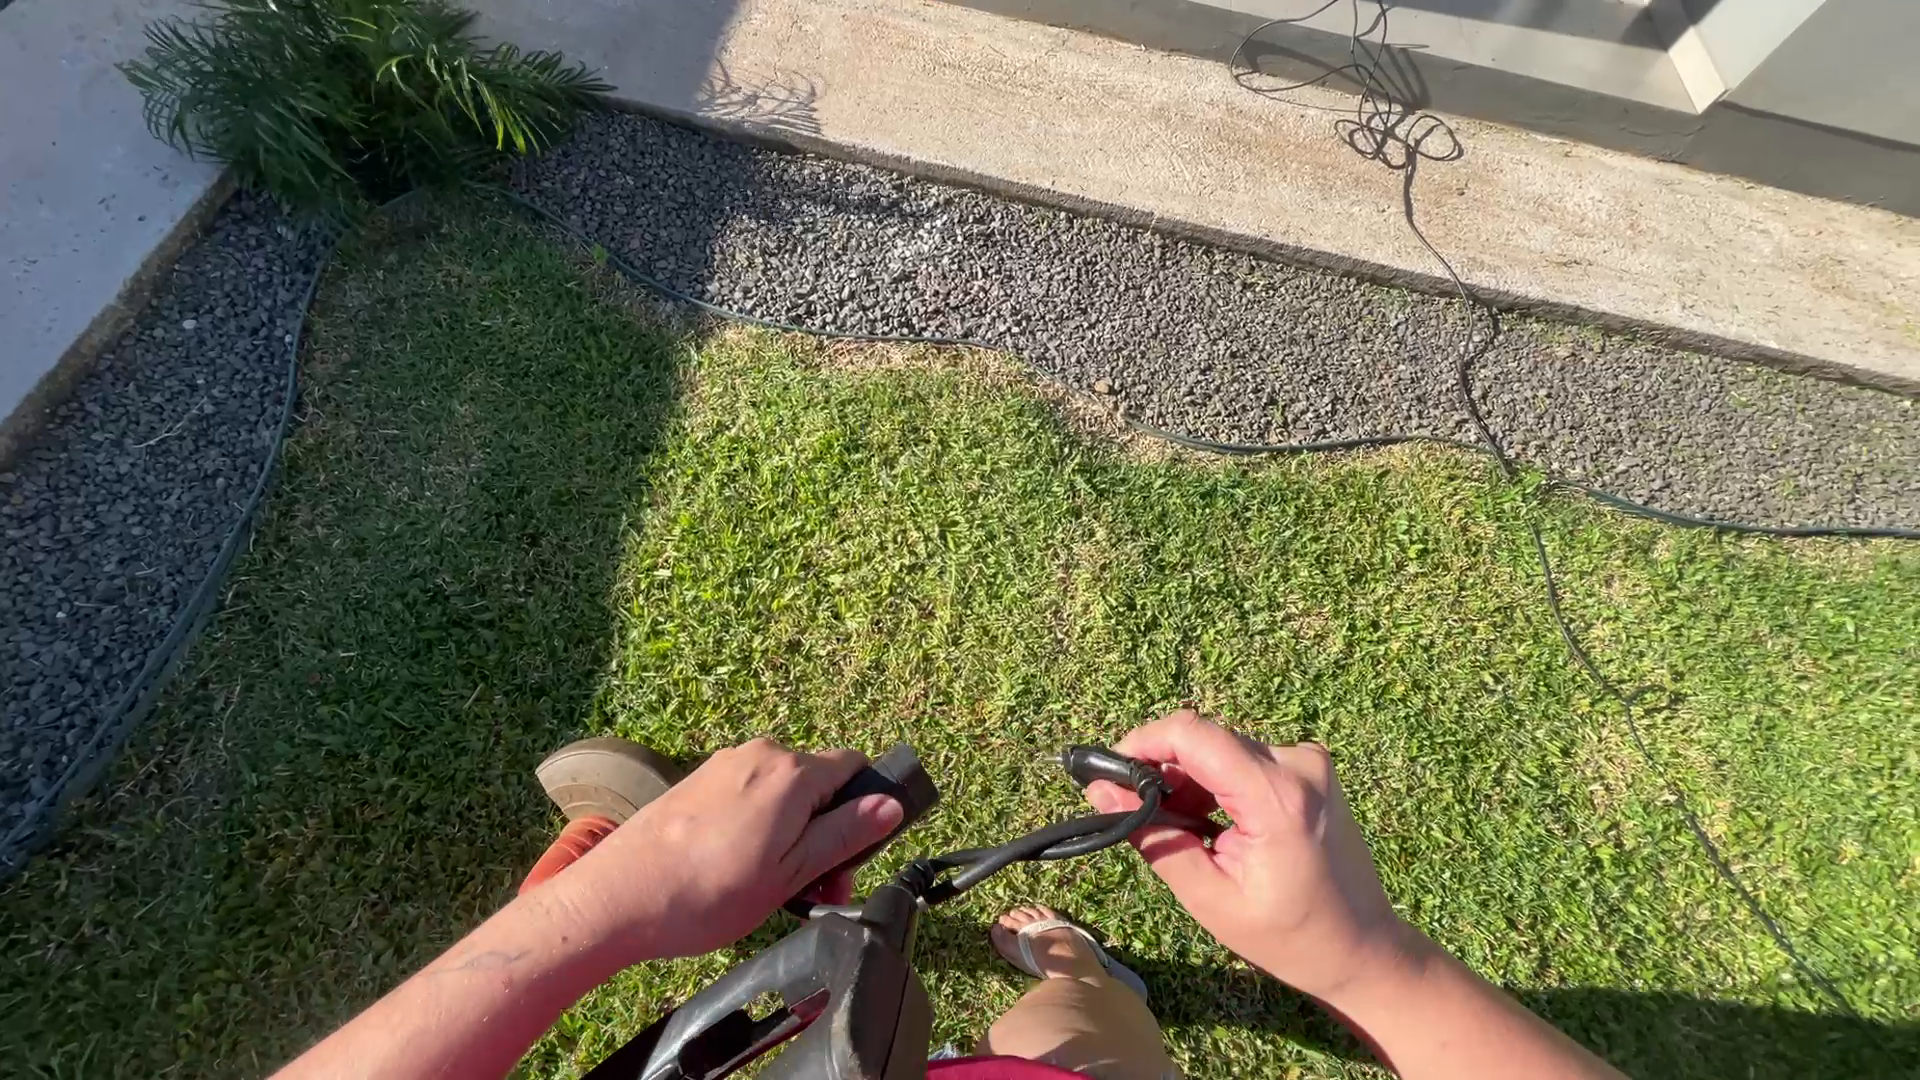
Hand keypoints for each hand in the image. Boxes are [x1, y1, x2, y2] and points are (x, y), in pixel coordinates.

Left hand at [554, 738, 902, 962]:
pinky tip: (736, 866)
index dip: (863, 808)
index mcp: (793, 772)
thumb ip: (846, 833)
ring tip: (771, 883)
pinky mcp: (700, 779)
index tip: (849, 855)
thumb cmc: (710, 891)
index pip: (854, 766)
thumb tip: (891, 804)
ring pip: (782, 791)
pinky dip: (759, 823)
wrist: (616, 897)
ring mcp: (727, 764)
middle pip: (818, 783)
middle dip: (825, 829)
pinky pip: (749, 793)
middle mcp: (763, 753)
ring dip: (792, 830)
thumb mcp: (792, 872)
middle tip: (813, 888)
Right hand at [1084, 710, 1413, 1004]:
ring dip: (1188, 776)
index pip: (1193, 734)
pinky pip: (1242, 754)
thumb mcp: (1208, 896)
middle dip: (1161, 767)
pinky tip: (1213, 819)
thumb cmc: (1289, 937)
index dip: (1143, 742)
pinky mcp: (1308, 765)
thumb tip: (1101, 792)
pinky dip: (1215, 779)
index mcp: (1277, 798)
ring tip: (1183, 826)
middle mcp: (1297, 764)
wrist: (1365, 949)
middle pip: (1203, 739)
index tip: (1112, 770)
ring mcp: (1307, 761)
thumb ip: (1152, 836)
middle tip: (1140, 810)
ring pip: (1219, 746)